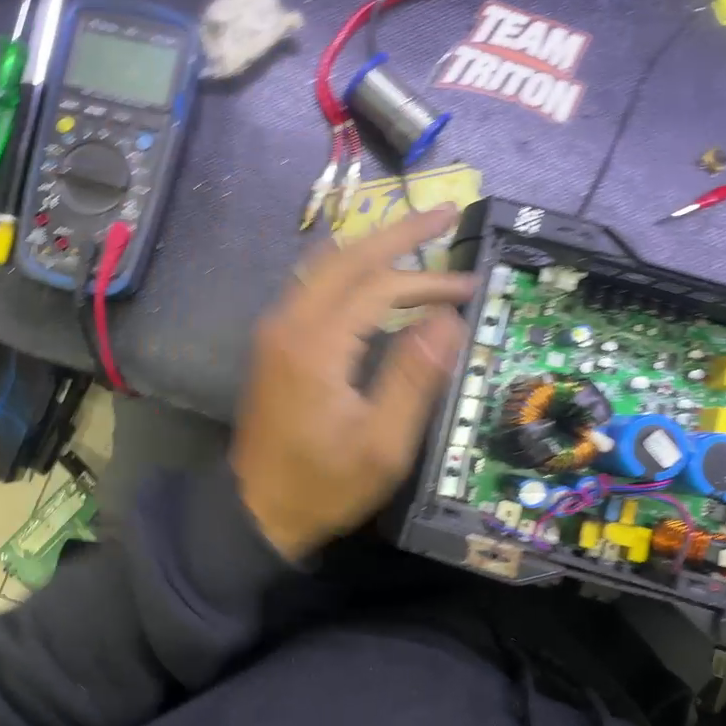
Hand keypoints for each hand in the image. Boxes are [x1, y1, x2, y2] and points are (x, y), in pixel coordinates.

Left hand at [232, 209, 475, 562]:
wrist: (254, 510)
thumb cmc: (322, 485)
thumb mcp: (381, 444)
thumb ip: (414, 377)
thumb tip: (448, 319)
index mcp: (316, 346)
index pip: (379, 287)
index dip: (428, 281)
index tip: (470, 287)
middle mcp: (289, 323)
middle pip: (346, 257)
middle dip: (397, 232)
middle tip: (445, 215)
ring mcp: (275, 330)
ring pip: (324, 266)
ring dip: (370, 247)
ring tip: (415, 237)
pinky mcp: (273, 342)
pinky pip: (312, 286)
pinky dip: (348, 270)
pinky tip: (373, 276)